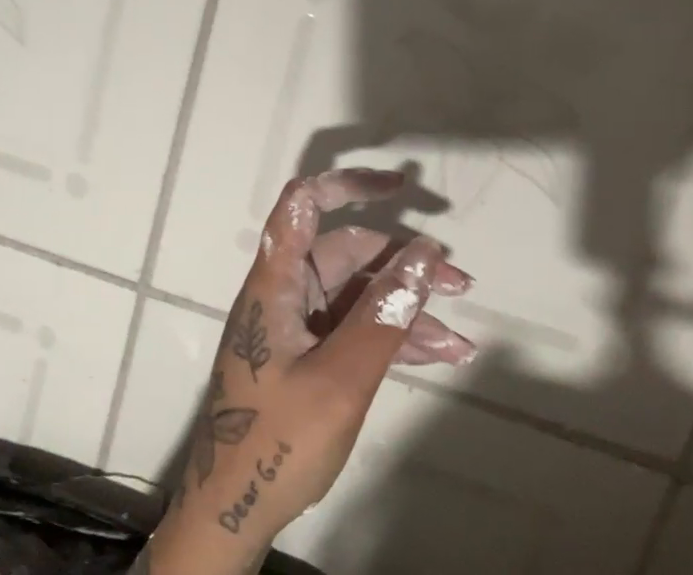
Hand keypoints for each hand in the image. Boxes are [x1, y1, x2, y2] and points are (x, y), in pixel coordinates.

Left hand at [142, 169, 475, 574]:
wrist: (232, 509)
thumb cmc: (277, 440)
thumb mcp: (341, 378)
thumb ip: (383, 315)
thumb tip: (426, 255)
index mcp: (275, 283)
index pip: (302, 206)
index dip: (348, 184)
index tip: (401, 187)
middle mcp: (285, 293)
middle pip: (346, 252)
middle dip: (403, 264)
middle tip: (460, 285)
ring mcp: (297, 326)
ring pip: (358, 295)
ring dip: (407, 309)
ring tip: (459, 337)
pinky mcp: (308, 356)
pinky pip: (355, 330)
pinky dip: (393, 338)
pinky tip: (441, 358)